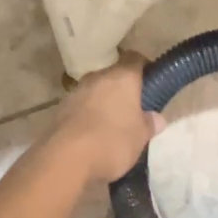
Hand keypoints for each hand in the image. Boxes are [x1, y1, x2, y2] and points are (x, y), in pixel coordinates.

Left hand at [46, 57, 166, 183]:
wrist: (65, 158)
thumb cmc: (112, 141)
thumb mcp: (140, 137)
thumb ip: (149, 124)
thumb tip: (157, 118)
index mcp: (123, 77)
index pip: (135, 58)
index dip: (144, 67)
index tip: (150, 83)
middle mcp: (99, 77)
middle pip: (114, 75)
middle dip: (122, 89)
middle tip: (131, 109)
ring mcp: (77, 91)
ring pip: (95, 90)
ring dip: (102, 101)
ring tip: (109, 124)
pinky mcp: (60, 108)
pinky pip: (80, 106)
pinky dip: (86, 114)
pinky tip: (90, 134)